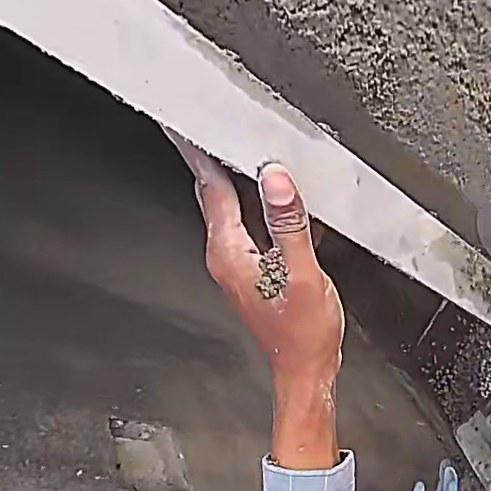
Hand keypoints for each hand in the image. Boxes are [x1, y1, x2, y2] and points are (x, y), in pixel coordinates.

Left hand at [167, 131, 342, 468]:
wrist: (307, 370)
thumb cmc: (304, 335)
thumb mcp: (303, 276)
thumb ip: (289, 224)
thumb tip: (276, 178)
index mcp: (231, 254)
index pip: (210, 188)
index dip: (200, 151)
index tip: (183, 121)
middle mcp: (228, 258)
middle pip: (218, 195)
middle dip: (218, 159)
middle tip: (220, 120)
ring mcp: (241, 266)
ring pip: (237, 211)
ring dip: (243, 183)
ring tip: (251, 151)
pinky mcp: (256, 273)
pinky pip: (253, 229)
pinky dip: (262, 210)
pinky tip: (280, 201)